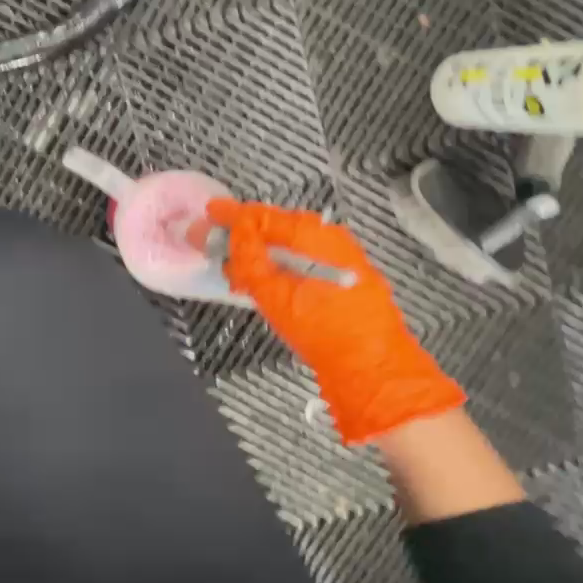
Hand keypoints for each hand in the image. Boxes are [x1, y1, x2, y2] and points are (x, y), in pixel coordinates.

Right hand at [204, 201, 463, 445]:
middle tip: (216, 239)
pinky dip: (280, 263)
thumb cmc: (323, 330)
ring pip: (291, 243)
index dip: (230, 214)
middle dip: (244, 231)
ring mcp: (341, 258)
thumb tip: (225, 232)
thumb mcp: (274, 293)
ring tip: (235, 263)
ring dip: (261, 250)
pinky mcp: (345, 278)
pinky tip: (265, 279)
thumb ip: (247, 258)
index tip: (208, 213)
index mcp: (312, 235)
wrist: (374, 369)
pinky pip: (304, 258)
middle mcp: (330, 238)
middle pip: (277, 224)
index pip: (261, 215)